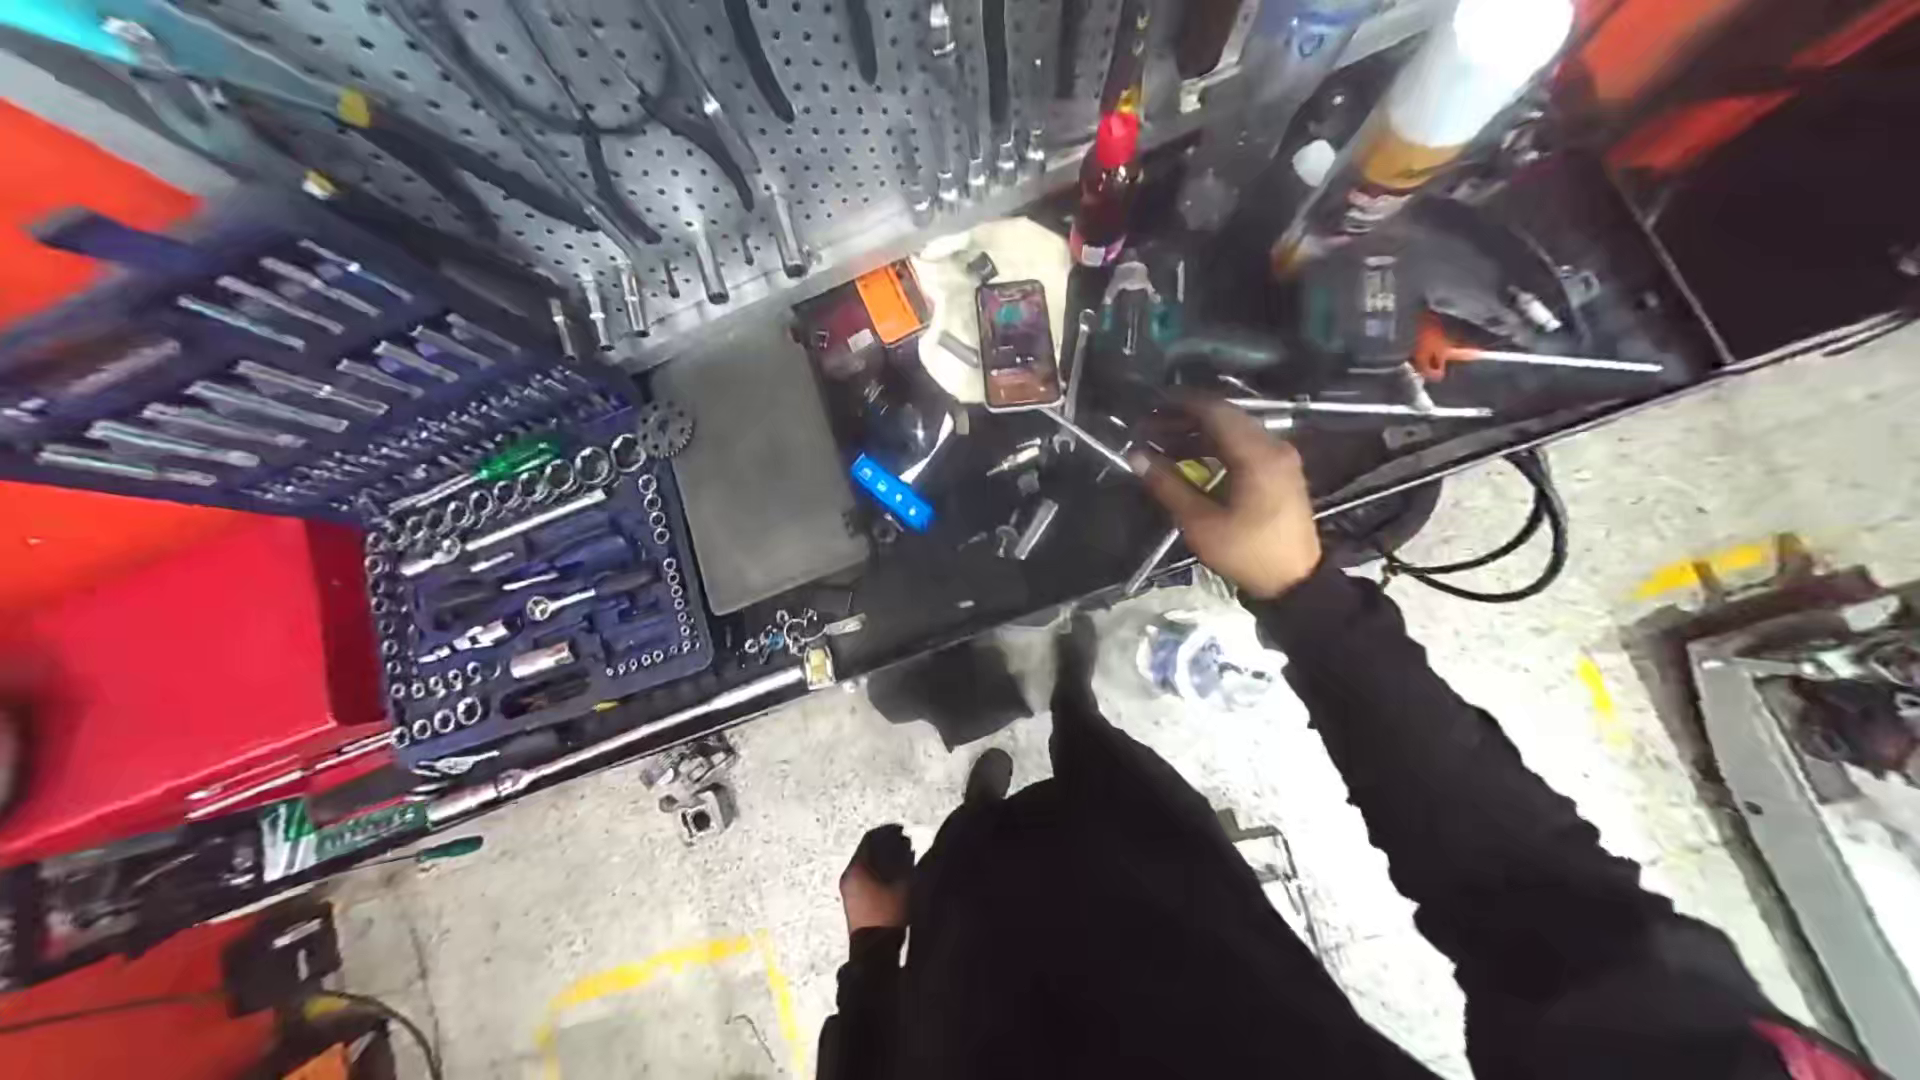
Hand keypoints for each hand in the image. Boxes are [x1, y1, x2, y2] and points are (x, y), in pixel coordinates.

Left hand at [839, 824, 914, 934]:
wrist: (873, 955)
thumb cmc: (890, 915)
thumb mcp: (904, 884)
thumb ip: (904, 862)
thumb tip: (903, 847)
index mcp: (858, 866)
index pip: (871, 837)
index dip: (888, 831)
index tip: (903, 831)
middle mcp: (849, 874)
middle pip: (867, 849)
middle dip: (886, 844)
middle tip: (905, 844)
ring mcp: (848, 888)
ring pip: (866, 863)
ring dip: (883, 858)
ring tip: (902, 860)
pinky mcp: (851, 901)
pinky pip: (864, 875)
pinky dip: (877, 870)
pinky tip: (893, 876)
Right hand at [1129, 398, 1321, 599]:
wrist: (1294, 582)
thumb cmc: (1246, 551)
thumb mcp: (1200, 522)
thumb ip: (1167, 484)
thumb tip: (1136, 456)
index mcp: (1257, 454)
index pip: (1215, 411)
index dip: (1180, 403)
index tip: (1151, 405)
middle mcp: (1273, 446)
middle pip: (1225, 417)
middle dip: (1184, 418)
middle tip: (1150, 427)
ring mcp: (1280, 458)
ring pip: (1233, 431)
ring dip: (1197, 434)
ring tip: (1162, 444)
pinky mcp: (1280, 471)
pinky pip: (1243, 446)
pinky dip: (1214, 446)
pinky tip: (1190, 459)